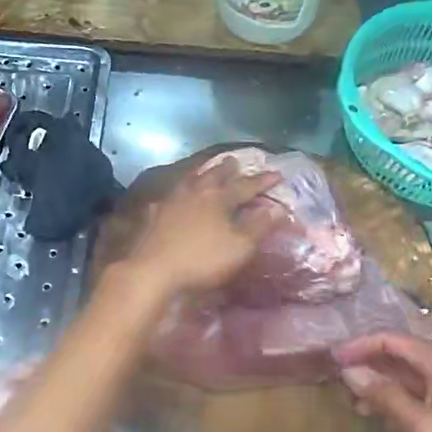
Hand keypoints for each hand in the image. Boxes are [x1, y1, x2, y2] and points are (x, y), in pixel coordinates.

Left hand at [119, 161, 281, 297]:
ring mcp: (171, 202)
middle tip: (234, 161)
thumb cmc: (202, 259)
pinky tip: (171, 199)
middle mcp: (194, 193)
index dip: (262, 181)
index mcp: (219, 198)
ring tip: (203, 172)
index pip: (246, 185)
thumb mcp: (240, 247)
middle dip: (227, 169)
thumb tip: (276, 208)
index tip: (277, 174)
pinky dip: (175, 195)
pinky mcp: (153, 216)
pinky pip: (167, 198)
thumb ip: (259, 226)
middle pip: (213, 176)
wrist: (154, 270)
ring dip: (199, 175)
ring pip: (188, 182)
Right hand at [333, 333, 431, 431]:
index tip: (330, 361)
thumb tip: (349, 372)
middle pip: (398, 355)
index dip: (357, 347)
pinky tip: (387, 418)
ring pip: (409, 375)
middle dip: (367, 366)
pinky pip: (421, 390)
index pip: (388, 340)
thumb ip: (383, 396)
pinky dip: (400, 398)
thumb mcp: (422, 425)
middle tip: (338, 384)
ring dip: (381, 386)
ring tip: (357, 405)